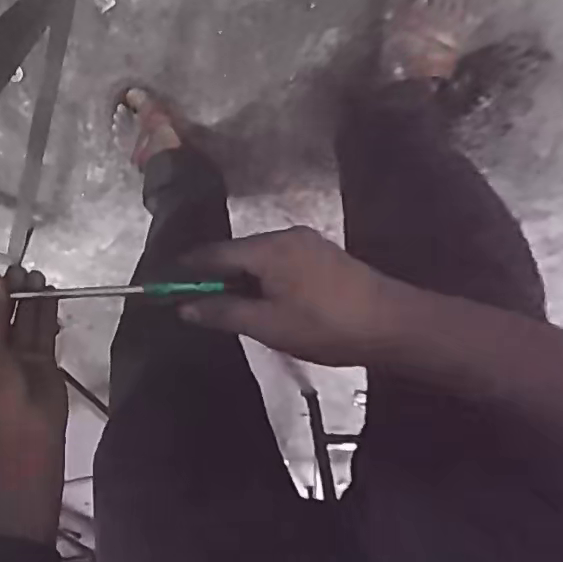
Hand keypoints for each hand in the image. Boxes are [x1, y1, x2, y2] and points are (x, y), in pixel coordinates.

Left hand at [0, 266, 67, 542]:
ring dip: (26, 298)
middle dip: (4, 293)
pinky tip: (48, 290)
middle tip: (13, 268)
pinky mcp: (39, 361)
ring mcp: (14, 358)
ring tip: (32, 273)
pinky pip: (39, 331)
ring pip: (19, 322)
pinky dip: (44, 311)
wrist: (26, 438)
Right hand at [176, 227, 410, 365]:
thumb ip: (223, 313)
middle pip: (234, 253)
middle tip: (192, 301)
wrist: (398, 326)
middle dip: (211, 276)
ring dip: (236, 278)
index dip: (186, 270)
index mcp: (269, 248)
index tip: (164, 284)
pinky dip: (259, 277)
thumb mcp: (268, 325)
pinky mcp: (320, 254)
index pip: (213, 254)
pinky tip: (258, 298)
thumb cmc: (327, 326)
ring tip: (223, 305)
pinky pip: (275, 260)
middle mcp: (285, 235)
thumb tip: (184, 308)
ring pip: (255, 257)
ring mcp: (306, 242)